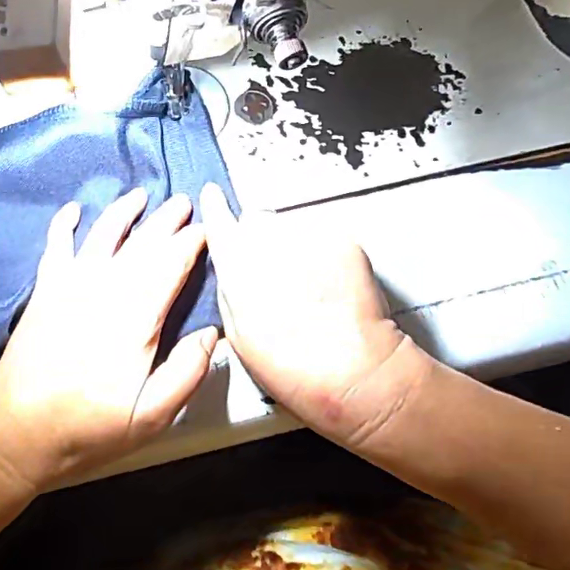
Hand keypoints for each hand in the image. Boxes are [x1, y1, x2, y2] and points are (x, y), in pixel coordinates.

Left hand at [0, 189, 216, 492]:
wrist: (16, 428)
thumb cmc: (88, 426)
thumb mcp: (150, 417)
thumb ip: (187, 373)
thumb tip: (213, 333)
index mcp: (137, 317)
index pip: (170, 266)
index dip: (190, 244)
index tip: (206, 229)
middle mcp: (106, 289)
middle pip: (142, 244)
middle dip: (166, 221)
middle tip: (184, 201)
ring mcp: (71, 285)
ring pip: (104, 236)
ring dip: (124, 212)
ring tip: (141, 194)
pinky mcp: (45, 290)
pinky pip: (56, 246)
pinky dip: (64, 225)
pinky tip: (73, 209)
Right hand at [198, 183, 439, 453]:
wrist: (354, 371)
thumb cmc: (292, 365)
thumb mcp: (238, 332)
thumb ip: (228, 286)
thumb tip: (229, 266)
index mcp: (237, 267)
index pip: (219, 218)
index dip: (216, 208)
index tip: (214, 197)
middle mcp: (268, 242)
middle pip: (256, 220)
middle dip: (261, 239)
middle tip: (277, 276)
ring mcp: (307, 236)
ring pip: (291, 227)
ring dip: (294, 246)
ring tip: (308, 286)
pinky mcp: (341, 239)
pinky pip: (322, 235)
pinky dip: (323, 252)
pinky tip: (328, 283)